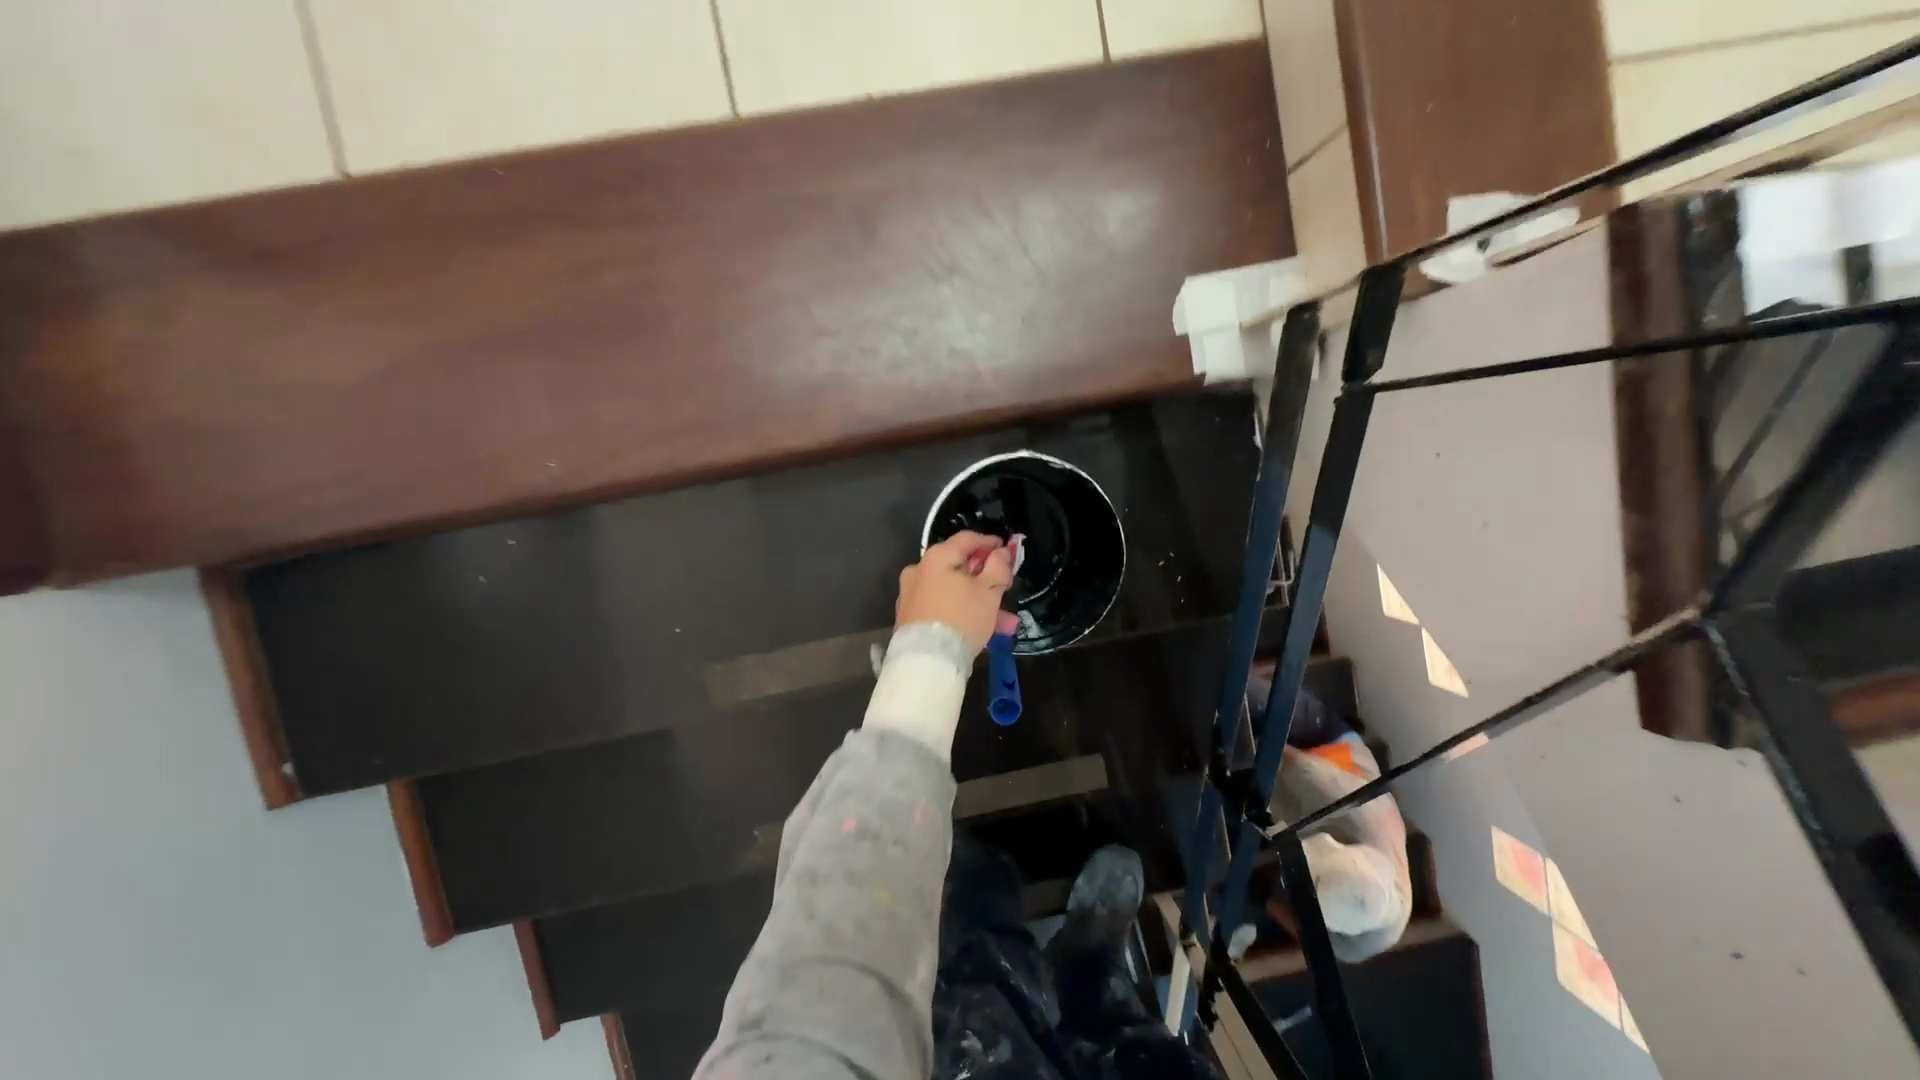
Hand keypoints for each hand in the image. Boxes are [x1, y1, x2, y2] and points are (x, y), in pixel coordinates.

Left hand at [896, 531, 1020, 654]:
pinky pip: (943, 608)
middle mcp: (919, 571)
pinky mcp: (910, 618)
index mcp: (936, 557)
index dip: (990, 543)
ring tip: (1006, 622)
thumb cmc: (962, 618)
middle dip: (987, 579)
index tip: (1008, 550)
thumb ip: (999, 567)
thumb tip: (1001, 552)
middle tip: (1007, 588)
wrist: (926, 662)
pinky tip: (985, 631)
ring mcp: (911, 596)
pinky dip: (962, 614)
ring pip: (953, 592)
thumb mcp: (989, 591)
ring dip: (980, 602)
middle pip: (959, 567)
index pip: (967, 539)